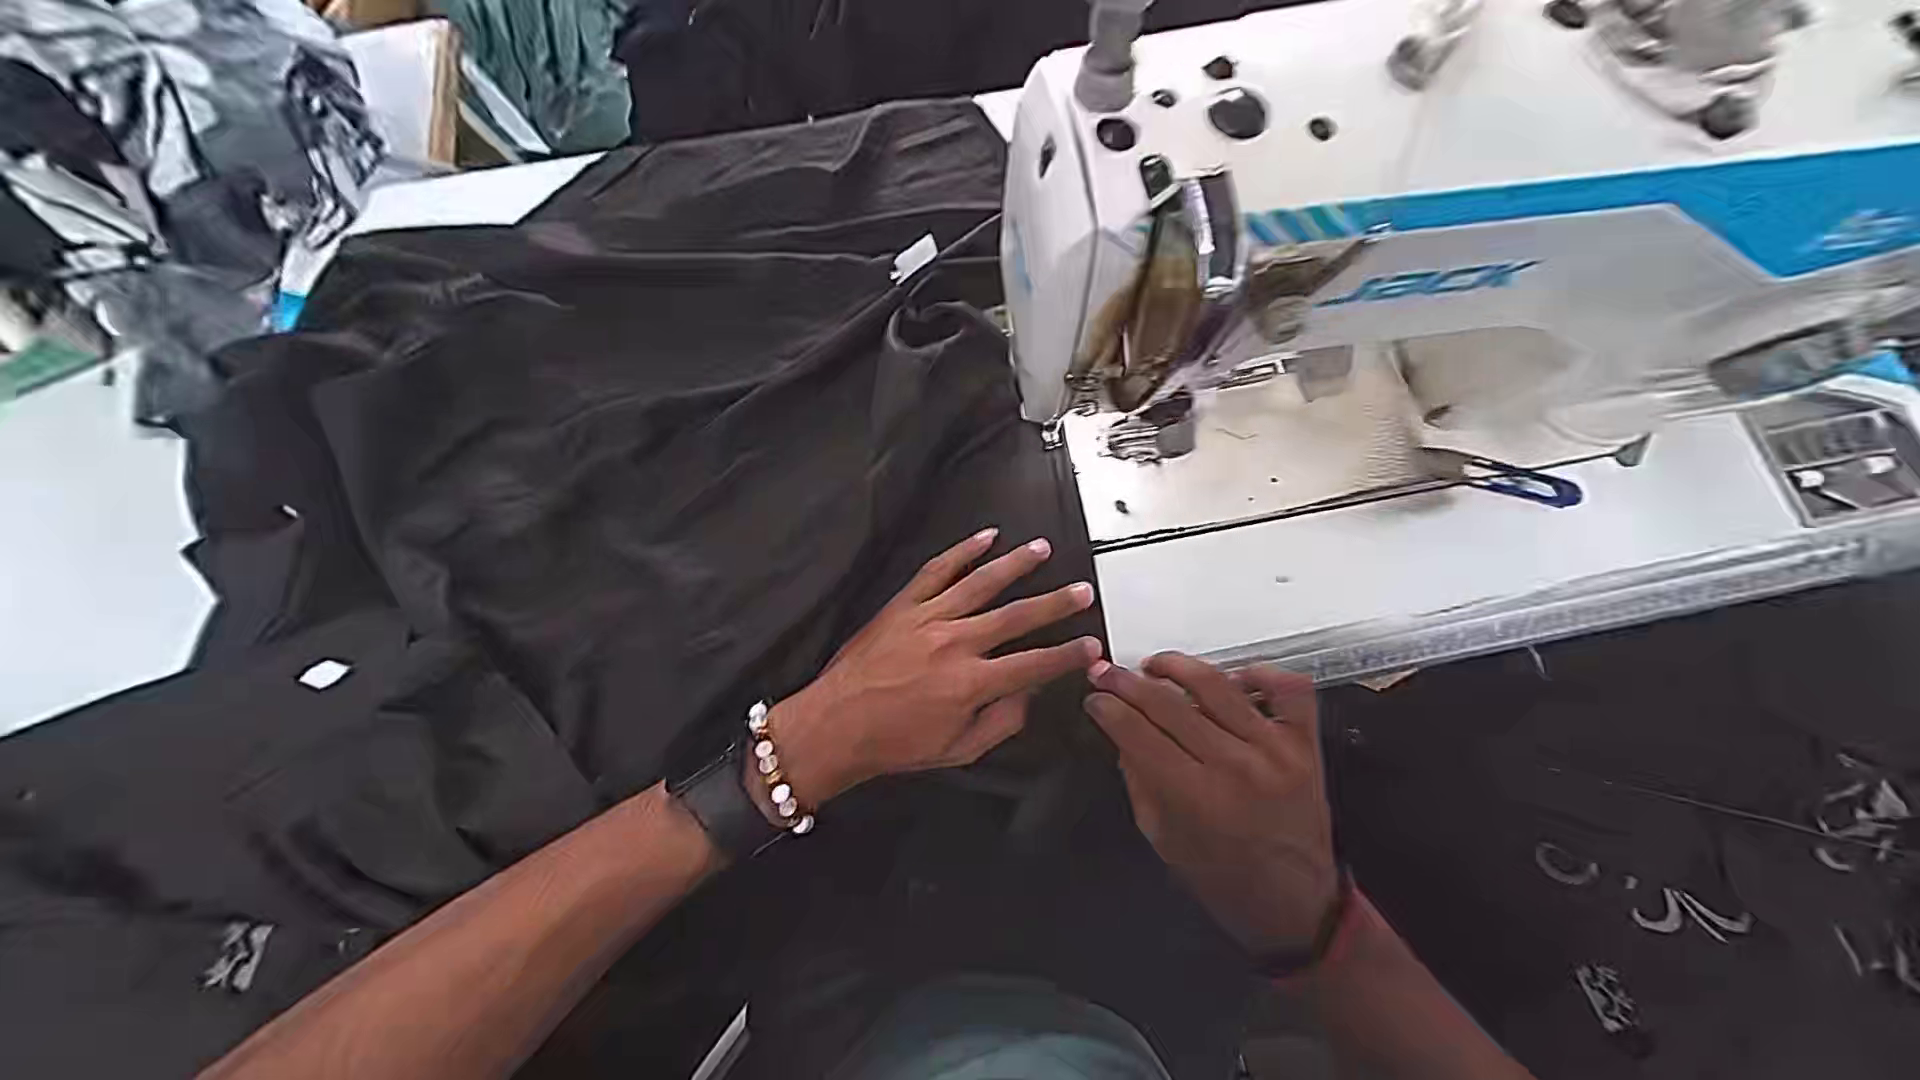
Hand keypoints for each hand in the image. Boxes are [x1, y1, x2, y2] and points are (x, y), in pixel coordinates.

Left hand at [767, 528, 1102, 805]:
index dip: (1068, 654)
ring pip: (982, 583)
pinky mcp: (904, 606)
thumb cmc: (892, 742)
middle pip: (1018, 616)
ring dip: (1016, 565)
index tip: (1089, 646)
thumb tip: (1028, 695)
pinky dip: (963, 552)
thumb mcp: (958, 749)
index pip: (1035, 663)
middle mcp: (954, 644)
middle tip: (1081, 591)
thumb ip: (1001, 721)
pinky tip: (985, 538)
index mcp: (971, 683)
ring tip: (1041, 550)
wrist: (835, 725)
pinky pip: (937, 570)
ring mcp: (928, 619)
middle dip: (1056, 603)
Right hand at [1084, 653, 1336, 955]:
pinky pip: (1286, 689)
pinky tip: (1231, 676)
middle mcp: (1236, 769)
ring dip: (1176, 666)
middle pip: (1167, 703)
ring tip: (1156, 666)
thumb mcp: (1162, 837)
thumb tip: (1120, 730)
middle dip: (1126, 682)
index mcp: (1196, 799)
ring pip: (1216, 684)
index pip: (1136, 732)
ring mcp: (1275, 752)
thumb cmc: (1226, 879)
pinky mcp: (1305, 746)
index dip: (1107, 707)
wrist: (1297, 908)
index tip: (1095, 698)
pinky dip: (1259, 673)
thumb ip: (1138, 779)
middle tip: (1108, 673)